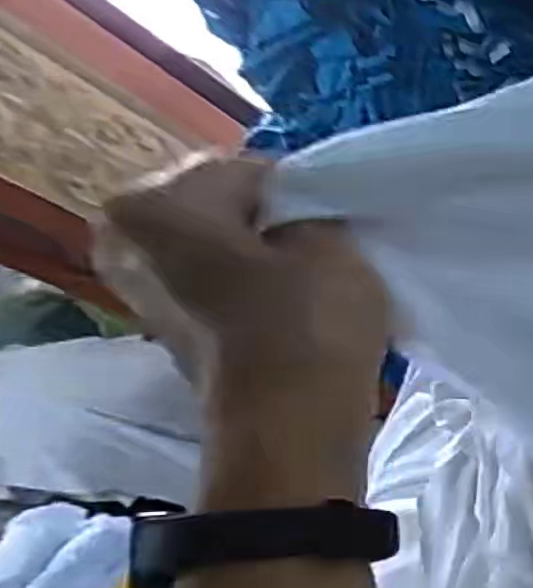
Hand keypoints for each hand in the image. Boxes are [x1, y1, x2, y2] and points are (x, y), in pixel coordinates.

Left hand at [92, 155, 391, 502]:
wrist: (292, 417)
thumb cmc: (311, 324)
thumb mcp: (337, 251)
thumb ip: (316, 216)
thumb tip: (307, 216)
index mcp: (156, 206)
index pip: (246, 170)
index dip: (309, 191)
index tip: (351, 220)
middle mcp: (126, 238)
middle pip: (226, 209)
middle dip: (284, 224)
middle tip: (342, 250)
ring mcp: (143, 286)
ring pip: (228, 249)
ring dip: (278, 259)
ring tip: (328, 284)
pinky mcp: (174, 323)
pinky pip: (226, 285)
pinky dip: (266, 290)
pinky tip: (306, 311)